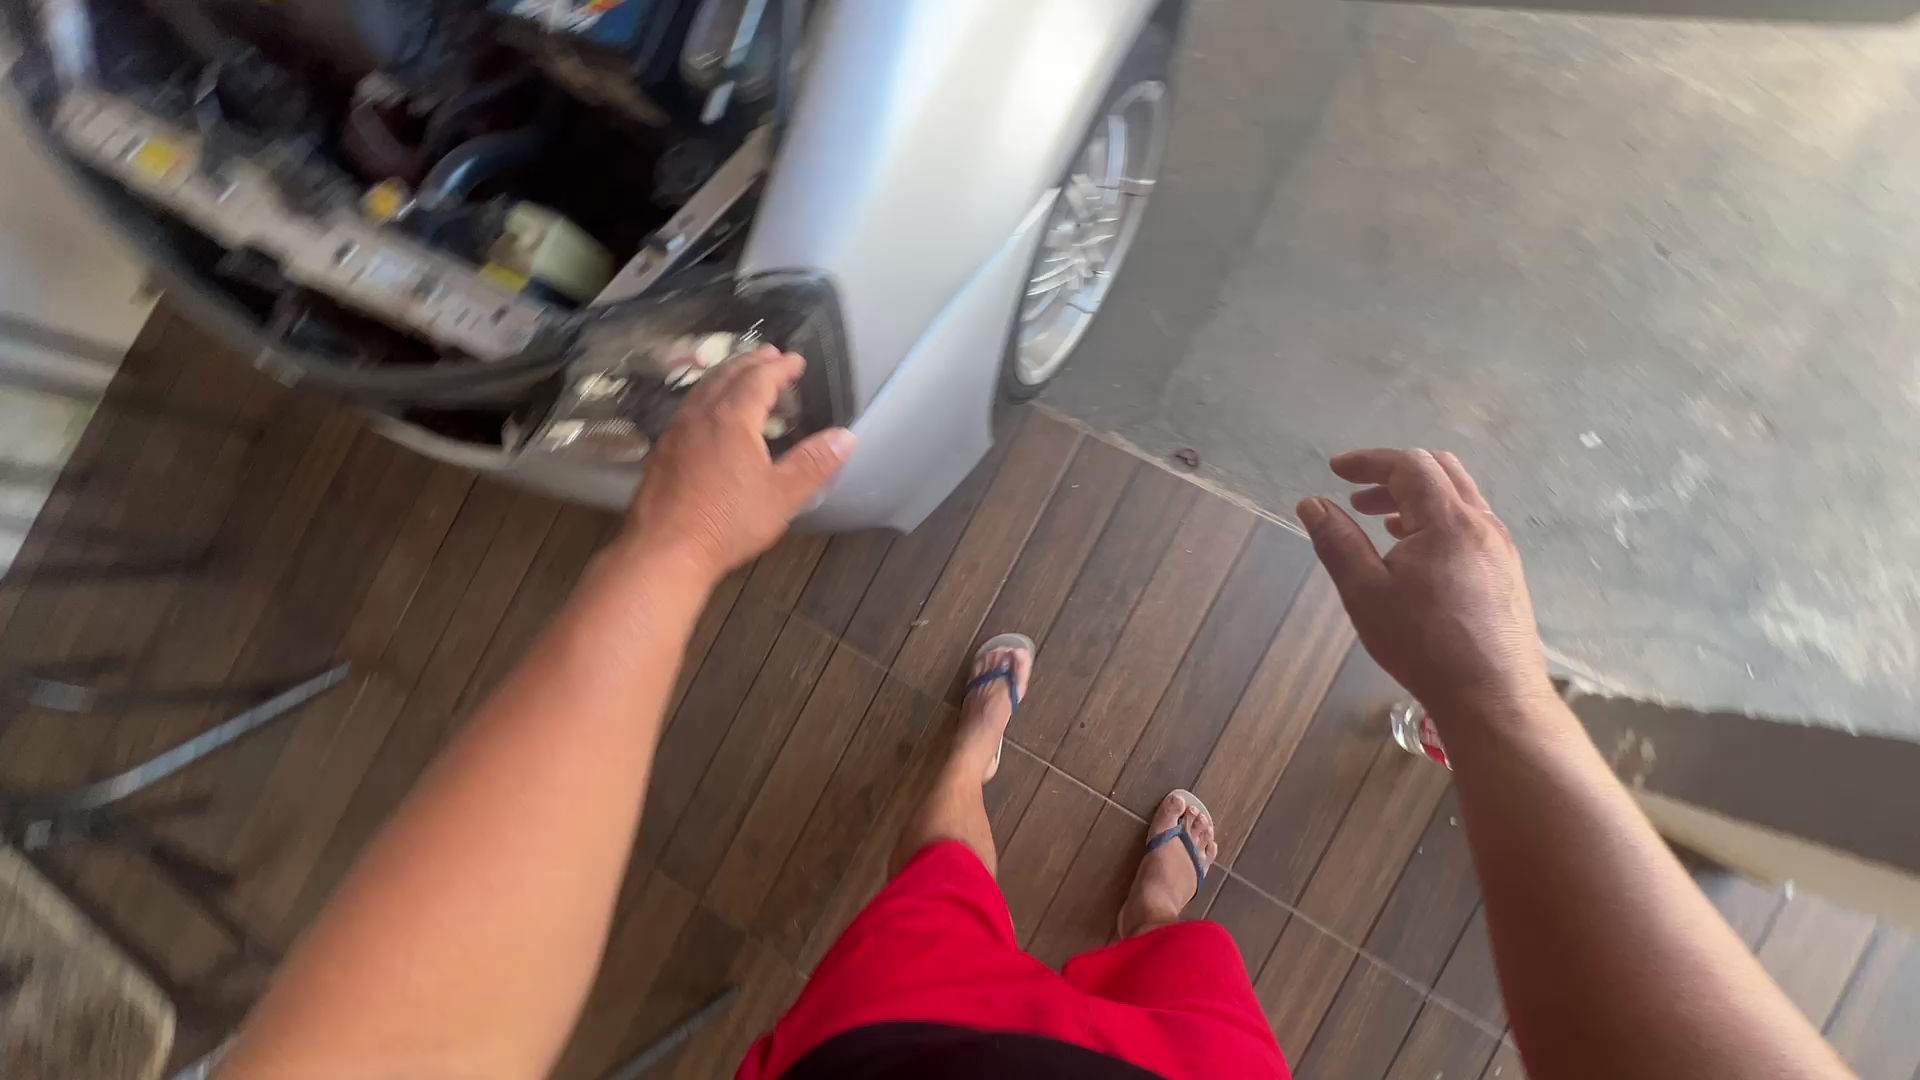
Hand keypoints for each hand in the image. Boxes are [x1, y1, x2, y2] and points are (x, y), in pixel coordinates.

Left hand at [622, 346, 853, 578]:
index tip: (796, 360)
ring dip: (727, 376)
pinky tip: (709, 416)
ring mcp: (676, 434)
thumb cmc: (728, 522)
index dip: (779, 368)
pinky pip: (689, 410)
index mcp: (732, 420)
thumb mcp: (782, 495)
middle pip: (727, 377)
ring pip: (703, 391)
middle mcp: (700, 417)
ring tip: (742, 375)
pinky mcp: (662, 454)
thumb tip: (846, 436)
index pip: (758, 380)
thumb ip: (814, 463)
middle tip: (770, 355)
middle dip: (751, 363)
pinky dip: (708, 398)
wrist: (664, 550)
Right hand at [1297, 449, 1553, 723]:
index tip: (1335, 470)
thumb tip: (1312, 503)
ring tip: (1376, 518)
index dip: (1369, 461)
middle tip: (1355, 493)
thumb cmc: (1420, 642)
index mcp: (1447, 522)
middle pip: (1440, 470)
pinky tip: (1409, 547)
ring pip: (1457, 495)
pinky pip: (1467, 520)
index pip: (1409, 466)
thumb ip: (1337, 541)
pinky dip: (1433, 516)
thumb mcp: (1364, 591)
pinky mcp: (1504, 568)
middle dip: (1392, 472)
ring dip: (1413, 495)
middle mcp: (1480, 523)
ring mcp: (1499, 546)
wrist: (1491, 695)